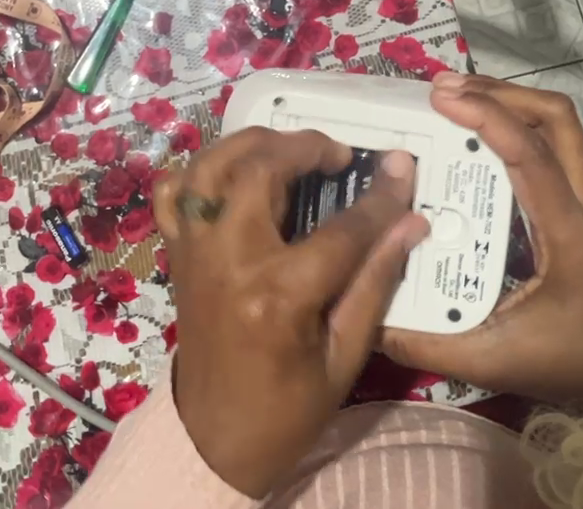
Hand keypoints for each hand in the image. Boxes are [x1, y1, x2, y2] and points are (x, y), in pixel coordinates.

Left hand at [154, 127, 428, 496]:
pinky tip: (233, 173)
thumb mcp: (345, 354)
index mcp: (278, 297)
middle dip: (305, 147)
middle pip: (260, 172)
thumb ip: (377, 281)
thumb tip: (410, 221)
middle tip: (338, 154)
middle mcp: (229, 261)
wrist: (215, 439)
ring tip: (289, 148)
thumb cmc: (288, 406)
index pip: (340, 231)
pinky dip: (199, 171)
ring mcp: (194, 252)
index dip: (379, 198)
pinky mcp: (177, 253)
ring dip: (252, 143)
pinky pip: (172, 194)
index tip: (401, 170)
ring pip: (210, 167)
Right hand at [379, 72, 582, 434]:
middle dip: (499, 92)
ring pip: (556, 121)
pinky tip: (470, 127)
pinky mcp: (572, 196)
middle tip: (443, 91)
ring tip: (452, 97)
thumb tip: (367, 317)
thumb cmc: (565, 361)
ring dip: (506, 98)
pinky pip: (547, 138)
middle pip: (557, 118)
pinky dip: (510, 118)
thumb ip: (427, 345)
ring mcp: (581, 195)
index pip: (533, 157)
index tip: (441, 100)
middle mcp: (581, 203)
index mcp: (567, 235)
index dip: (489, 118)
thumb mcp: (493, 363)